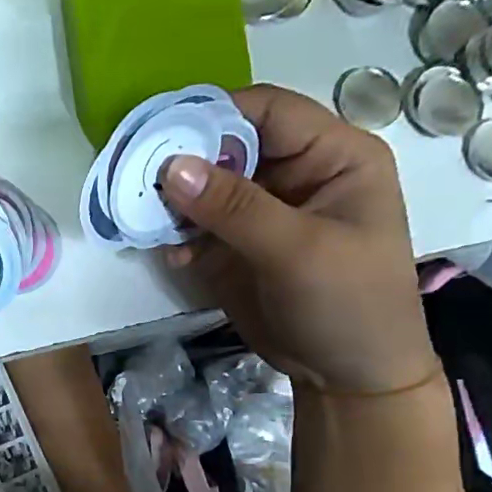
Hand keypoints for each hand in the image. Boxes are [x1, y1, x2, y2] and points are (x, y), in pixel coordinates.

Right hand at [160, 85, 439, 394]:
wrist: (350, 380)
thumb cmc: (348, 306)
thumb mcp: (300, 252)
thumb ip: (236, 208)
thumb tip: (171, 166)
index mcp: (332, 156)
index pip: (269, 112)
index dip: (217, 116)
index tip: (164, 134)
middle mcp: (296, 176)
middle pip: (231, 147)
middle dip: (188, 161)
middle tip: (141, 177)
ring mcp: (265, 215)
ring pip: (210, 189)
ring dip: (177, 202)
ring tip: (145, 217)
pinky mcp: (241, 251)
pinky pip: (202, 231)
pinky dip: (181, 238)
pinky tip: (169, 254)